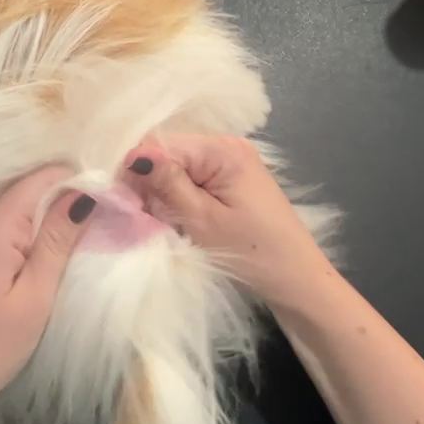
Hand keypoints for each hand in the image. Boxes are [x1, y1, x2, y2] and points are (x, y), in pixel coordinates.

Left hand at [0, 167, 92, 423]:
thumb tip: (86, 192)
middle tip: (107, 227)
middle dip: (71, 200)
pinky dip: (34, 234)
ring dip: (53, 219)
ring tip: (85, 243)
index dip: (82, 182)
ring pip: (22, 206)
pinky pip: (8, 226)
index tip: (114, 204)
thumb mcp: (36, 296)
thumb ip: (59, 240)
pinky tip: (51, 257)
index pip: (46, 176)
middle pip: (34, 188)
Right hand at [121, 135, 334, 308]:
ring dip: (163, 193)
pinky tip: (178, 221)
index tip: (125, 202)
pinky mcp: (230, 180)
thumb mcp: (202, 221)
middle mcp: (226, 145)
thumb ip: (167, 185)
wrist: (297, 281)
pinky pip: (192, 178)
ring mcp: (229, 162)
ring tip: (163, 223)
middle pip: (168, 152)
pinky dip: (179, 198)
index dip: (136, 169)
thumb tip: (133, 156)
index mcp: (221, 149)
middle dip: (149, 182)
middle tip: (145, 218)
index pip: (160, 143)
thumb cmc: (252, 253)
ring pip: (176, 167)